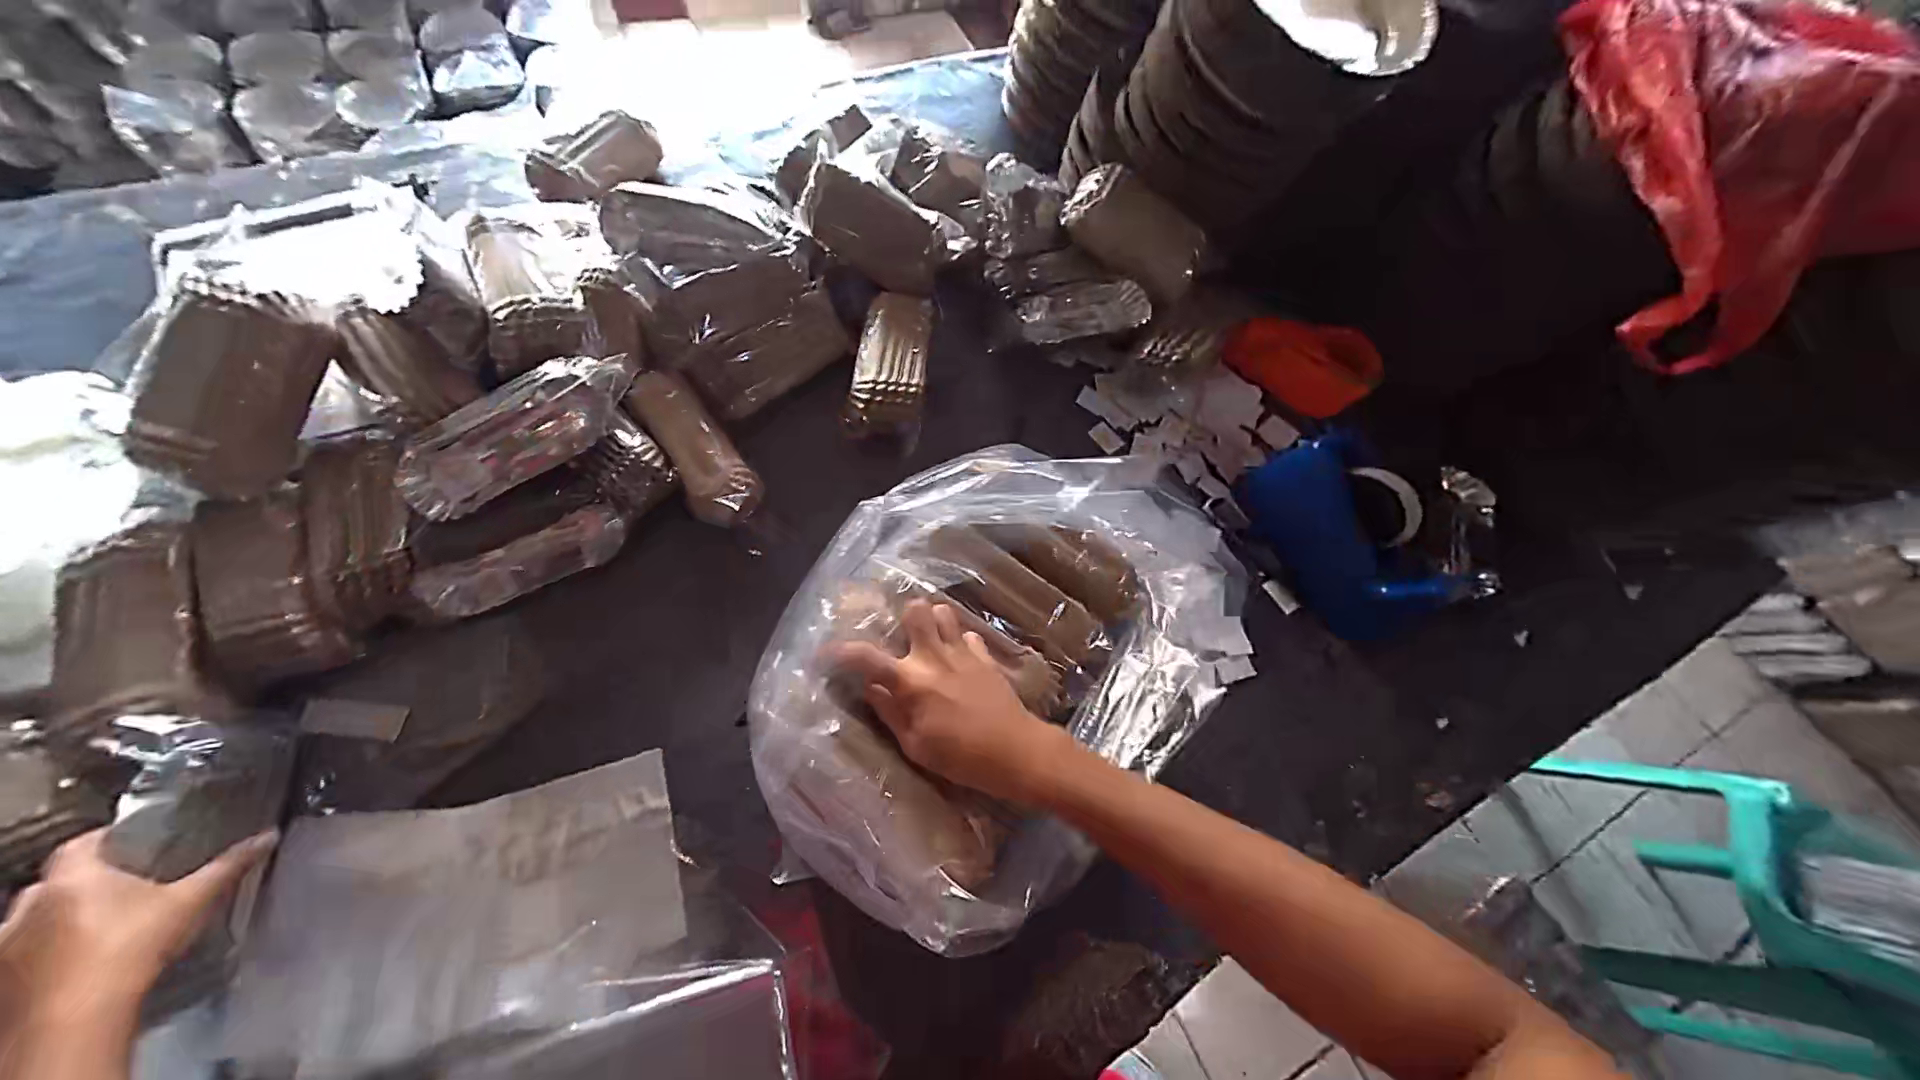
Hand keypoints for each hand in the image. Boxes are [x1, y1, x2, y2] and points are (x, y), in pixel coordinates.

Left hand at [0, 828, 276, 1025]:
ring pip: (36, 918)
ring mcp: (10, 945)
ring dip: (63, 917)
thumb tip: (267, 837)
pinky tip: (80, 956)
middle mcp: (29, 906)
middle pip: (58, 880)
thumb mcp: (192, 900)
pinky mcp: (4, 977)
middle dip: (88, 881)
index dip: (109, 838)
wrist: (75, 1016)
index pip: (82, 842)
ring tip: (106, 922)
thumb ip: (227, 866)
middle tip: (128, 884)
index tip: (136, 841)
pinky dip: (48, 949)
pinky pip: (24, 951)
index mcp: (72, 878)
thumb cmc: (131, 946)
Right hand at [831, 599, 1082, 804]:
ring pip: (944, 613)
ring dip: (935, 622)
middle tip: (905, 638)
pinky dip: (960, 642)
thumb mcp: (915, 745)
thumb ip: (890, 712)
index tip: (828, 652)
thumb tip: (870, 688)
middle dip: (906, 618)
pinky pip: (969, 634)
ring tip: (932, 642)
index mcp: (910, 681)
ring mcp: (963, 652)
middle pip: (916, 611)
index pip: (867, 659)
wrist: (1015, 751)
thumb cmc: (960, 757)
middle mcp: (934, 657)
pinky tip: (960, 660)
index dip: (843, 652)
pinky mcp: (986, 657)